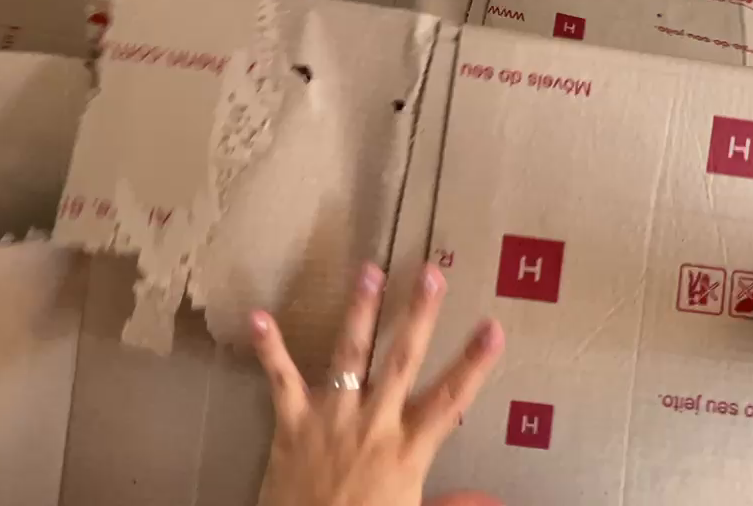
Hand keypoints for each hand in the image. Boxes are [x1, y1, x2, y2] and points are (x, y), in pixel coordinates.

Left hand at [251, 261, 504, 505]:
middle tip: (431, 272)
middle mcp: (374, 424)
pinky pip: (280, 381)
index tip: (493, 326)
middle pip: (402, 360)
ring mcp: (331, 419)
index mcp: (406, 449)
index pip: (450, 399)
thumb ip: (451, 502)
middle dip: (419, 315)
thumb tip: (493, 499)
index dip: (474, 363)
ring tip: (370, 270)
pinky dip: (269, 348)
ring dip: (361, 310)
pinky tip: (258, 316)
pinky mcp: (292, 425)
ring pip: (350, 355)